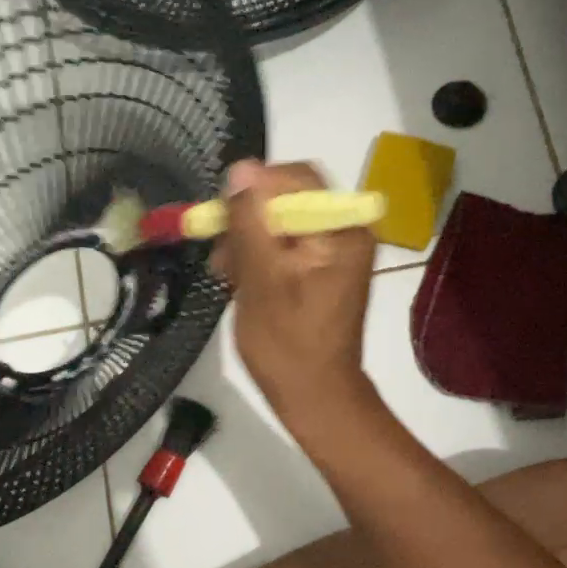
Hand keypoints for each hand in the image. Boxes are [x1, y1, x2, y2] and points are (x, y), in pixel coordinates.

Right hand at [213, 160, 377, 419]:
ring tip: (226, 272)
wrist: (314, 397)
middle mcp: (345, 232)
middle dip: (248, 220)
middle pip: (287, 199)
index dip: (253, 188)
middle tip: (220, 251)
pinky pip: (285, 245)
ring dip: (248, 240)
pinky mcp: (321, 270)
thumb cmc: (287, 346)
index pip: (297, 179)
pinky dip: (259, 256)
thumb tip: (240, 170)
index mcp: (342, 230)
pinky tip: (239, 280)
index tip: (220, 216)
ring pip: (280, 222)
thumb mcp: (261, 280)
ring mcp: (334, 252)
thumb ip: (250, 222)